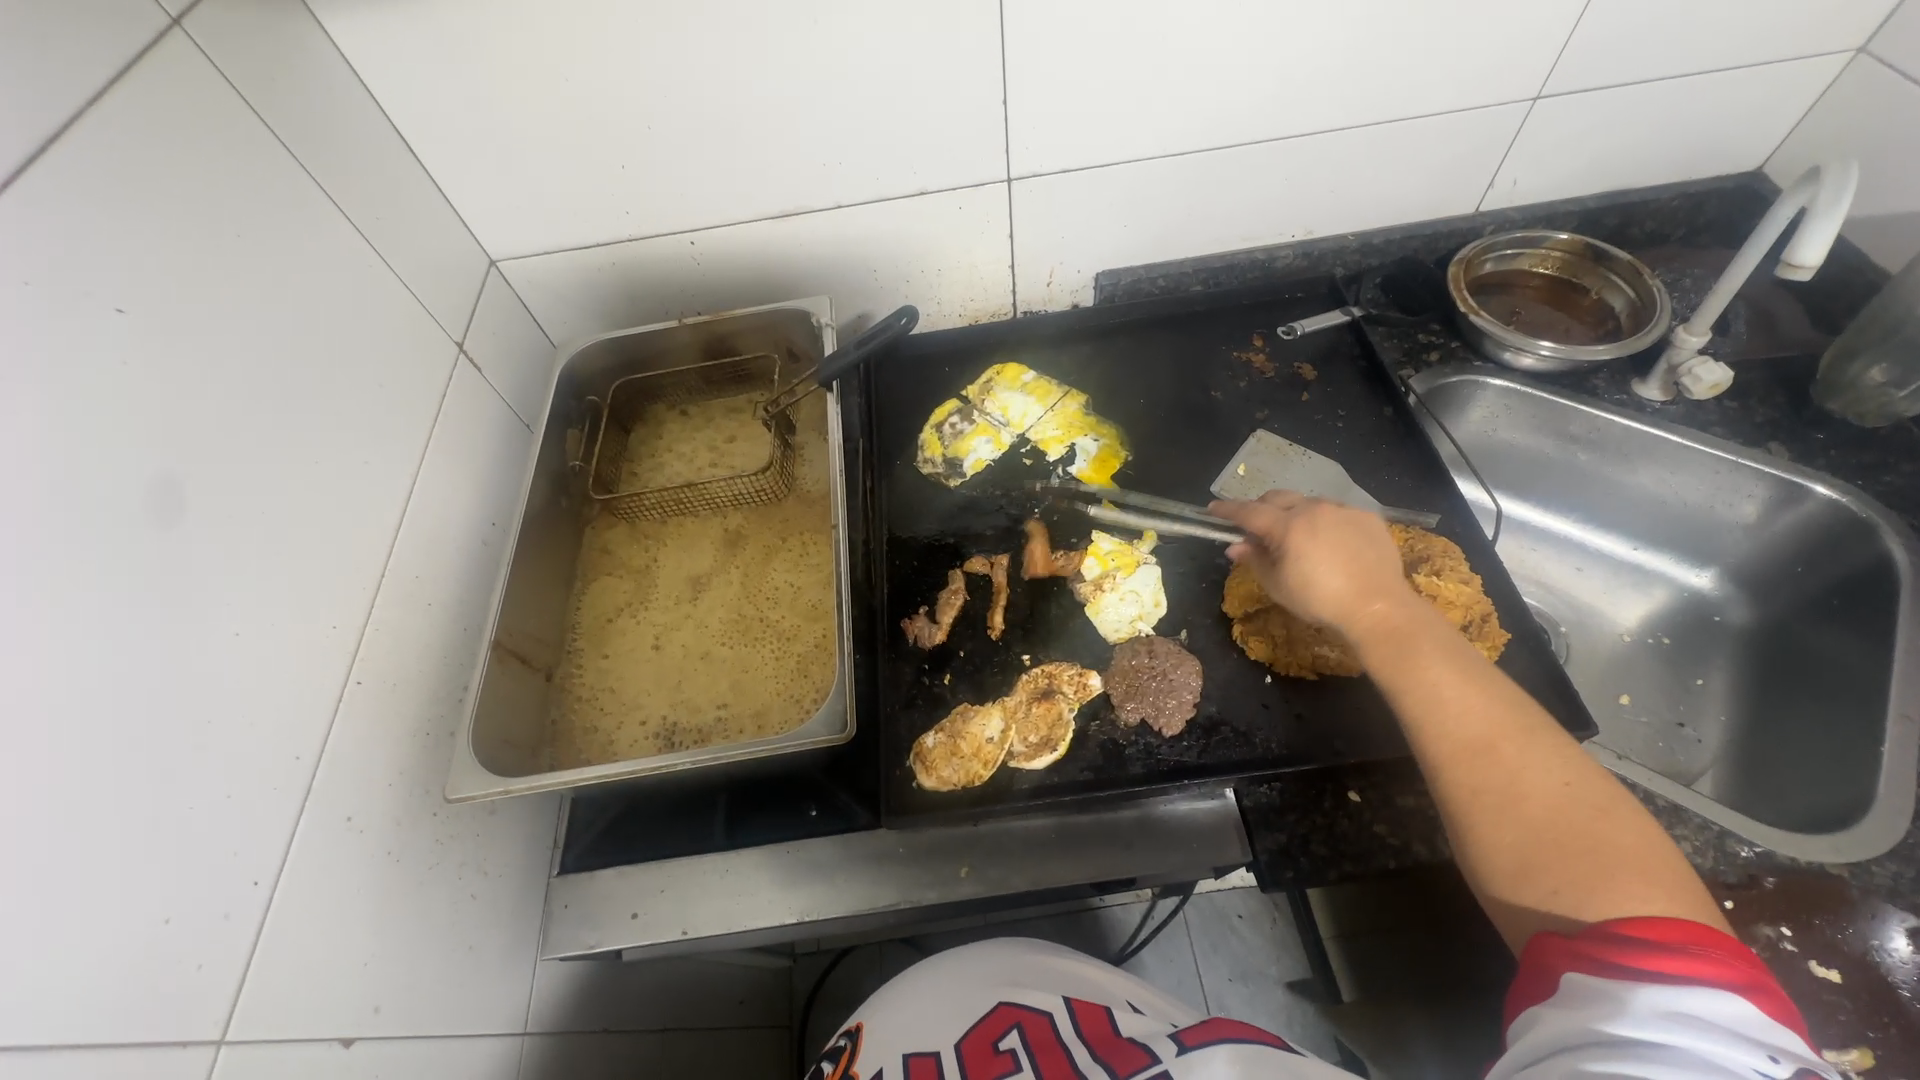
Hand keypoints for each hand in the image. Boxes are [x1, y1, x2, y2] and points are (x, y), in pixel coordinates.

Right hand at [1209, 491, 1416, 638]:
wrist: (1377, 607)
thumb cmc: (1320, 600)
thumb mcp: (1278, 585)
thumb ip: (1255, 560)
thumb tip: (1235, 547)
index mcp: (1287, 526)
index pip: (1248, 512)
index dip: (1227, 510)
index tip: (1212, 509)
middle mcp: (1314, 509)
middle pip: (1278, 498)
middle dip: (1261, 508)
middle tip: (1257, 528)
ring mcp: (1343, 510)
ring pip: (1309, 503)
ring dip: (1295, 514)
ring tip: (1299, 538)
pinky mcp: (1367, 517)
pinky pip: (1338, 512)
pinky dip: (1325, 522)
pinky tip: (1332, 544)